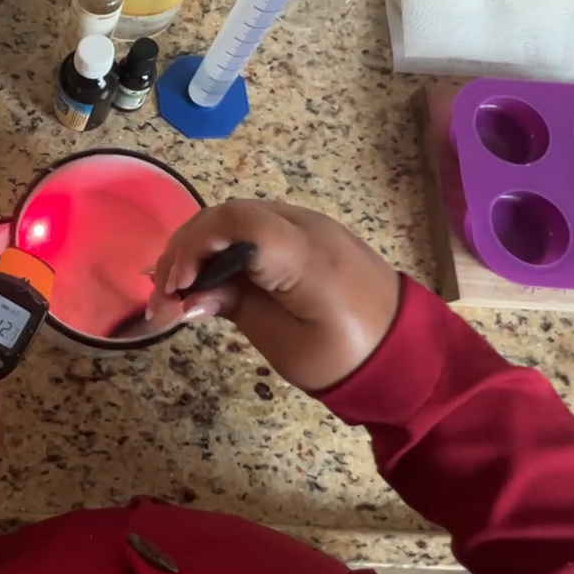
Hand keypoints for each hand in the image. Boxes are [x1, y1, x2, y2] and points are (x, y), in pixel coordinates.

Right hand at [146, 200, 402, 392]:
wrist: (409, 356)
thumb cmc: (346, 358)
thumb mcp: (283, 342)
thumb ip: (233, 307)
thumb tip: (186, 298)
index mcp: (303, 254)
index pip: (233, 221)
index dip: (192, 247)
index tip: (175, 288)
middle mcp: (304, 226)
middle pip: (226, 215)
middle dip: (185, 249)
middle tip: (163, 294)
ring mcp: (307, 226)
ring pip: (235, 219)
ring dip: (200, 248)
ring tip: (179, 288)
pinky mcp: (307, 235)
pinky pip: (253, 229)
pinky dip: (223, 247)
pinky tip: (208, 277)